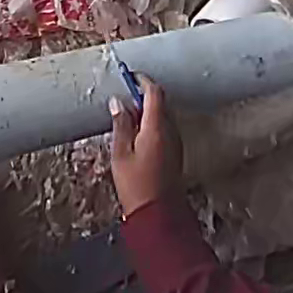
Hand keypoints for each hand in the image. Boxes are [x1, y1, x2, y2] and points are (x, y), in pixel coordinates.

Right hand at [109, 76, 183, 215]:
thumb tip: (118, 102)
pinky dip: (151, 122)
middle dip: (143, 95)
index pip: (154, 93)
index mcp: (156, 127)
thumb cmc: (136, 184)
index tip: (129, 76)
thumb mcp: (120, 152)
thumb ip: (120, 124)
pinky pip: (164, 128)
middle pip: (160, 102)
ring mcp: (175, 142)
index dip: (142, 81)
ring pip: (162, 115)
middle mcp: (170, 131)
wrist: (158, 215)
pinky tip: (136, 133)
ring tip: (126, 115)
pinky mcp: (174, 152)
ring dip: (147, 109)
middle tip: (124, 96)